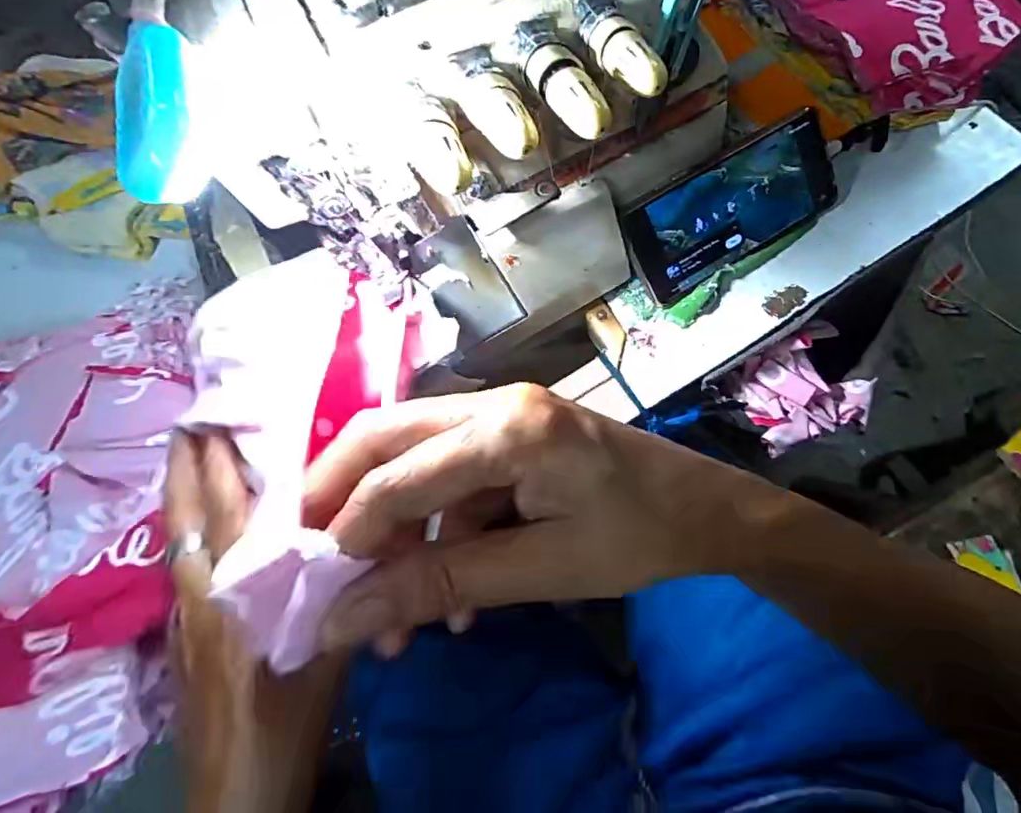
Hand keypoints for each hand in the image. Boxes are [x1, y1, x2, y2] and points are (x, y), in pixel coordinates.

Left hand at [165, 430, 347, 812]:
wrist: (237, 792)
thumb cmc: (287, 716)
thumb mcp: (329, 648)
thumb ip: (340, 587)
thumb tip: (355, 532)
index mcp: (235, 590)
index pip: (223, 511)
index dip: (216, 463)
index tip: (214, 420)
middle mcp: (200, 595)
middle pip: (182, 520)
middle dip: (181, 470)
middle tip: (184, 426)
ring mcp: (185, 621)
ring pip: (175, 545)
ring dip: (179, 500)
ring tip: (187, 464)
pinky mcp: (183, 643)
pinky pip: (182, 570)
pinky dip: (187, 535)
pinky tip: (202, 534)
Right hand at [302, 384, 738, 653]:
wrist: (704, 509)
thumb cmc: (637, 535)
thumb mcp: (543, 567)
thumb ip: (446, 582)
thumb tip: (350, 616)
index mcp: (509, 428)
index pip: (400, 475)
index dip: (349, 531)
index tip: (318, 589)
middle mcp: (497, 404)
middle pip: (390, 435)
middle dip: (343, 498)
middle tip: (316, 562)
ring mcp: (505, 413)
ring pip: (418, 458)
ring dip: (397, 529)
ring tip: (396, 613)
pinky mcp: (514, 436)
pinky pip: (455, 477)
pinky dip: (441, 531)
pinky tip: (453, 594)